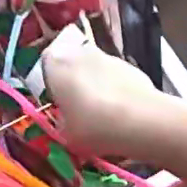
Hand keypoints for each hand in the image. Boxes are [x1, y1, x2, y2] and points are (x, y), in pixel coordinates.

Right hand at [41, 25, 158, 157]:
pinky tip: (124, 114)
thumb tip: (65, 121)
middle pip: (73, 64)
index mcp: (55, 63)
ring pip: (96, 70)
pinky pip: (117, 79)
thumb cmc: (93, 126)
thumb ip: (61, 123)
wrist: (140, 121)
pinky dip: (118, 91)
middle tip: (81, 110)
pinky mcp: (132, 66)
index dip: (51, 83)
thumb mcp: (66, 135)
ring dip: (98, 86)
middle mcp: (80, 52)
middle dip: (75, 83)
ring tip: (105, 115)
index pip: (45, 63)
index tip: (58, 104)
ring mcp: (109, 56)